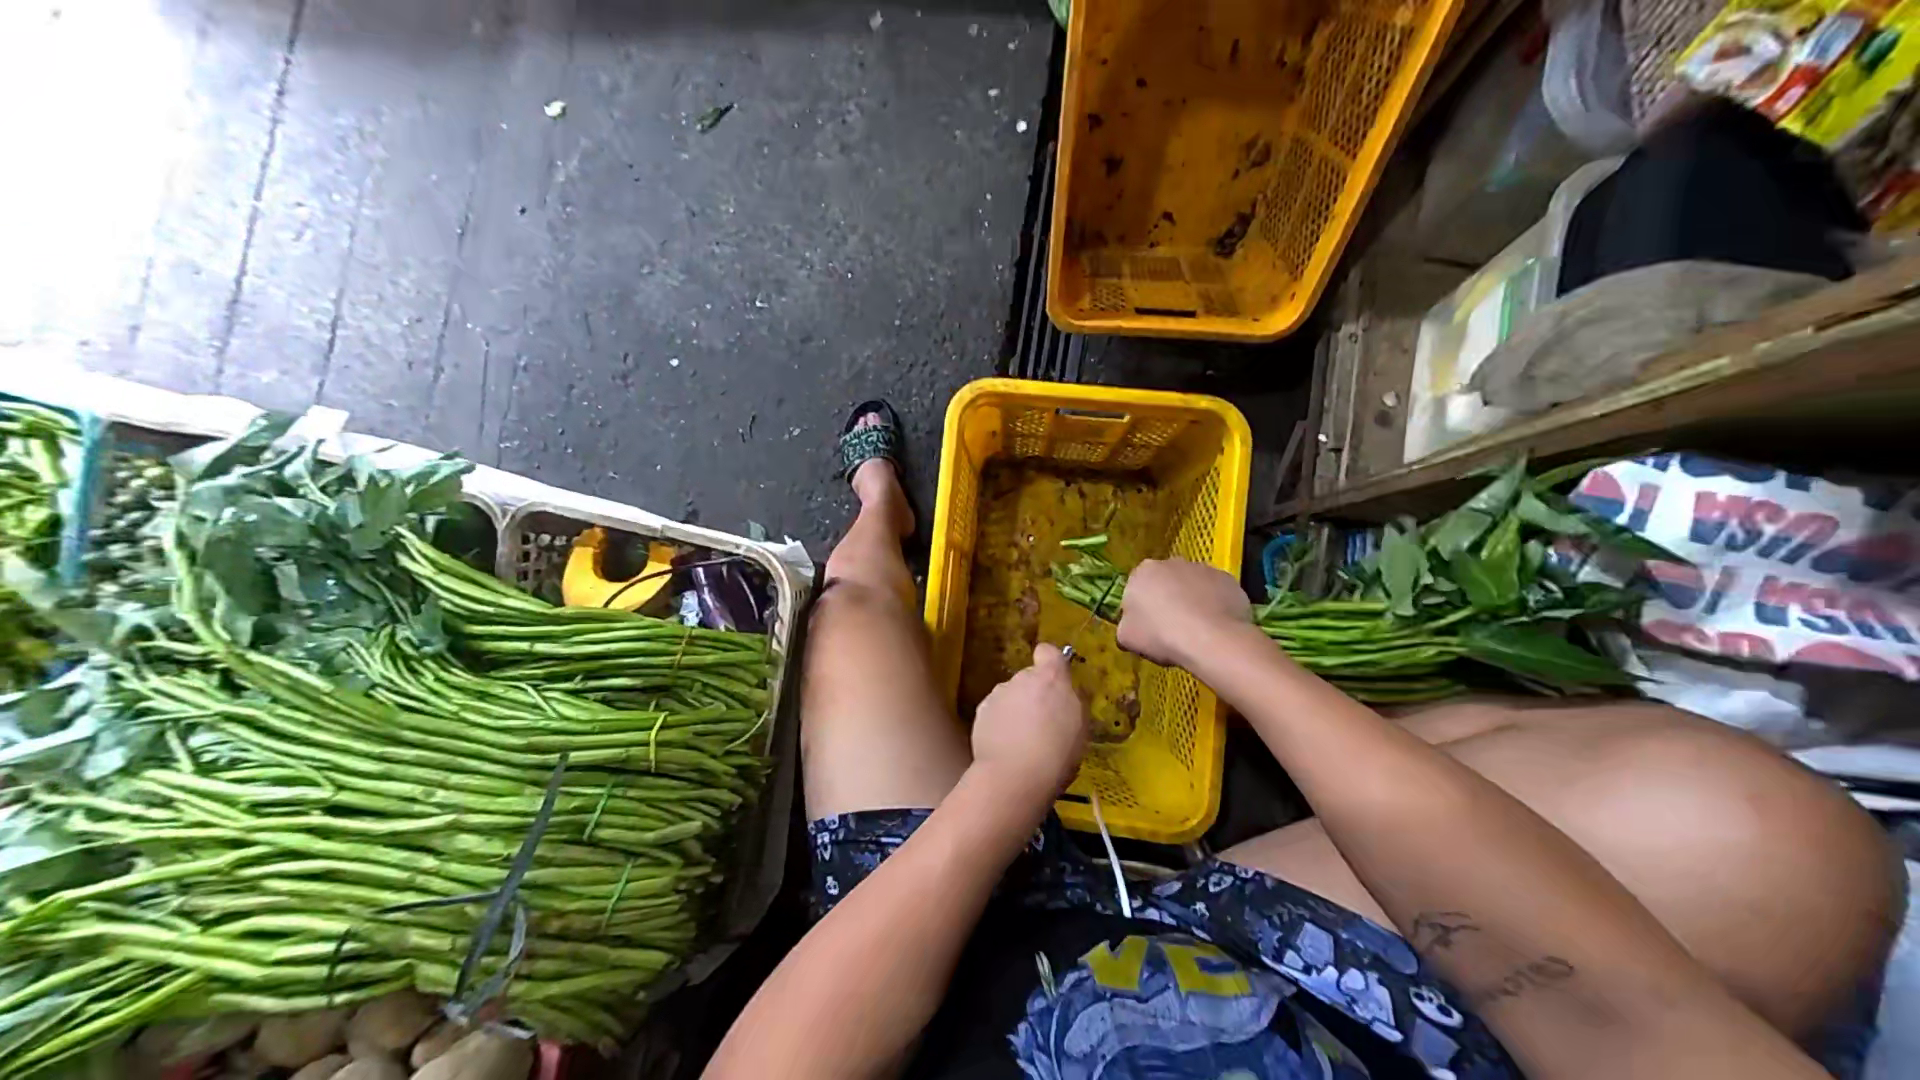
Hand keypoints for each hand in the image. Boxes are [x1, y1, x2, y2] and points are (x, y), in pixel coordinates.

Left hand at [970, 644, 1089, 803]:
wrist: (1013, 776)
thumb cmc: (1057, 754)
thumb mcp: (1080, 729)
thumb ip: (1074, 703)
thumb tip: (1070, 692)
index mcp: (1051, 678)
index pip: (1049, 651)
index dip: (1051, 662)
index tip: (1054, 680)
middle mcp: (1021, 678)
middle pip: (1029, 678)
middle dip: (1034, 694)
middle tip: (1041, 723)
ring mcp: (998, 693)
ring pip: (1010, 696)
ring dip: (1015, 709)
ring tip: (1021, 740)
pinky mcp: (980, 711)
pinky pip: (994, 712)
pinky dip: (999, 723)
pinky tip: (1004, 746)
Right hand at [1116, 558, 1252, 667]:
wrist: (1210, 640)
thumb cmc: (1160, 635)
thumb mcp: (1126, 636)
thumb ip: (1126, 624)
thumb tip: (1132, 624)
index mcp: (1143, 571)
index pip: (1137, 586)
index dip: (1141, 607)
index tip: (1147, 626)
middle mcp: (1173, 562)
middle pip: (1167, 582)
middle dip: (1168, 599)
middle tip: (1171, 627)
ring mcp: (1204, 568)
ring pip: (1194, 585)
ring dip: (1193, 600)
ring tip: (1197, 629)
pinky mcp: (1229, 580)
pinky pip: (1218, 593)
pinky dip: (1216, 605)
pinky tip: (1216, 626)